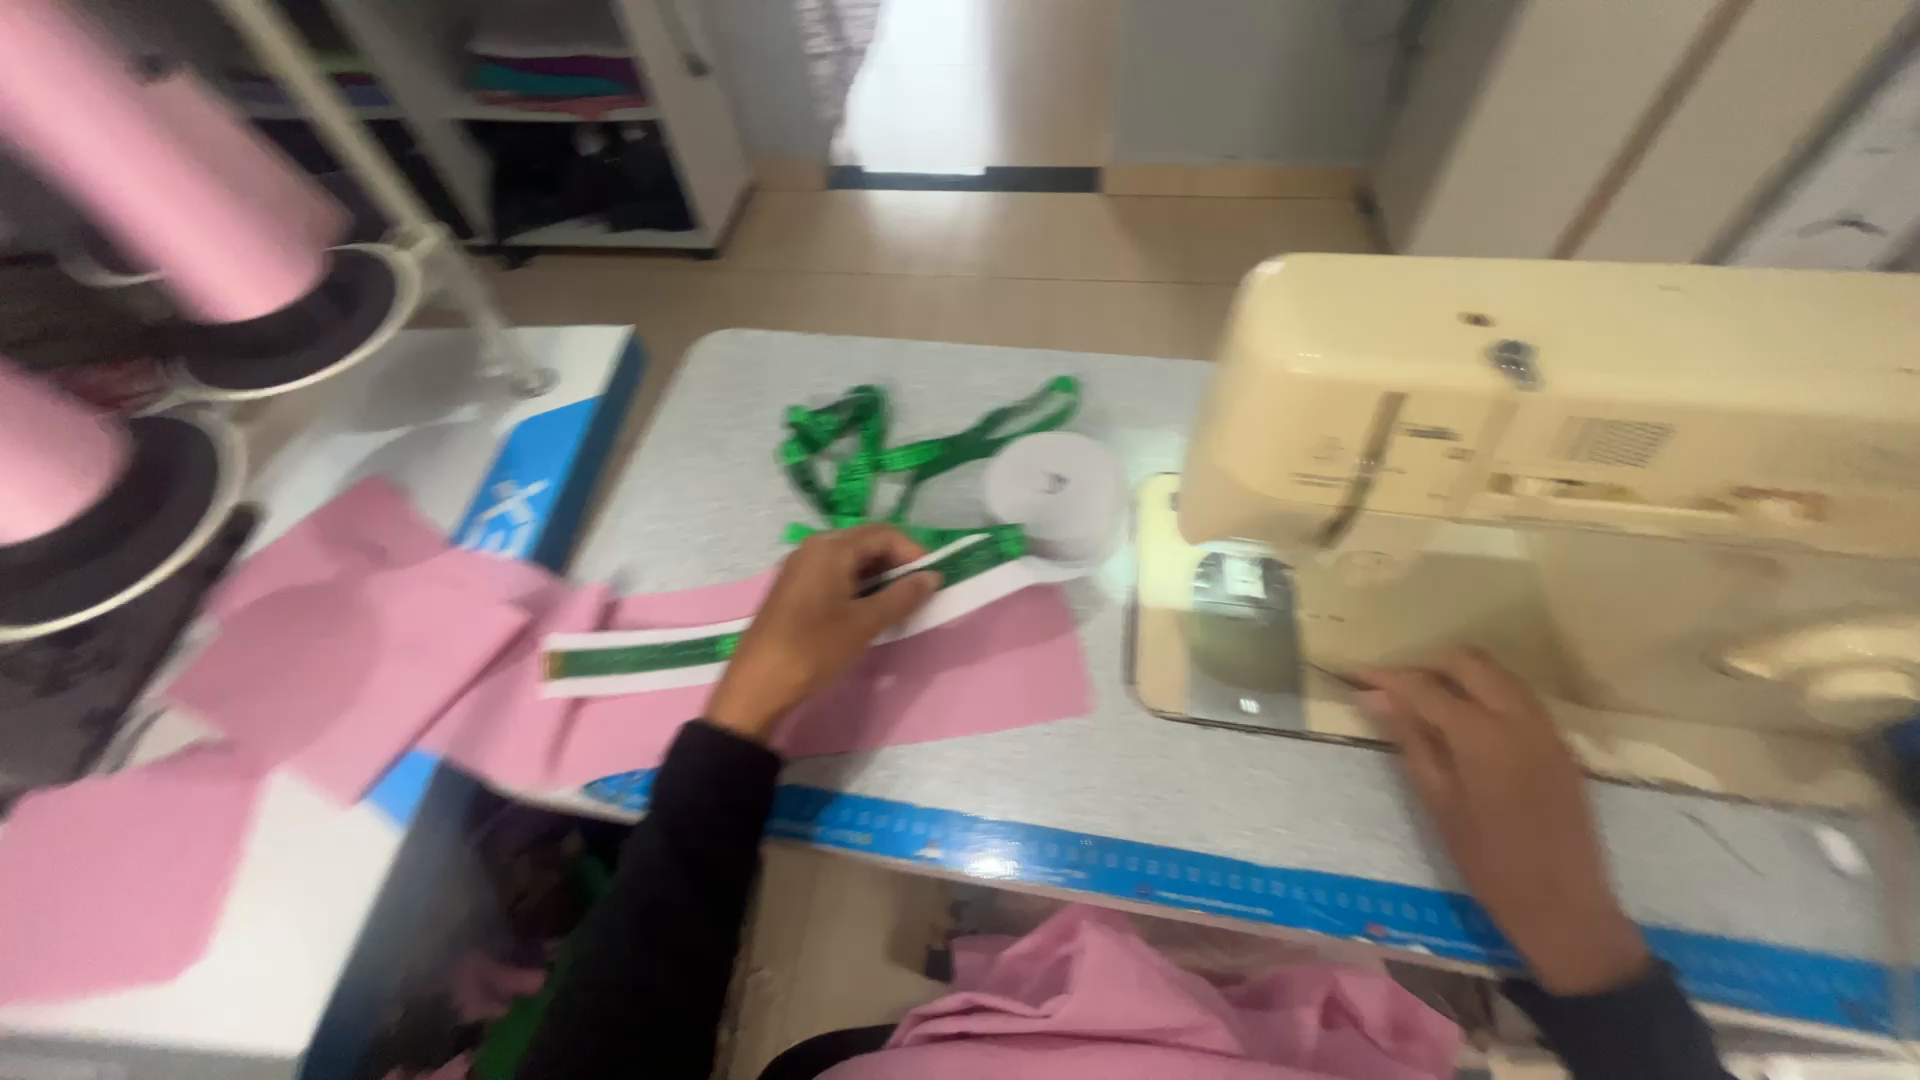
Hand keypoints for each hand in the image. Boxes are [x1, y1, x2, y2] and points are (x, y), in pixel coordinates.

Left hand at [705, 526, 938, 743]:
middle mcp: (814, 547)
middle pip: (867, 543)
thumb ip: (902, 596)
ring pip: (851, 560)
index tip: (933, 580)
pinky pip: (835, 575)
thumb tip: (932, 577)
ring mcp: (800, 567)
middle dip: (897, 564)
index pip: (884, 534)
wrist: (757, 685)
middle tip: (919, 594)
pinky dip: (858, 586)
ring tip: (899, 605)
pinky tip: (868, 612)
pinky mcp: (794, 589)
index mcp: (831, 547)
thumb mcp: (865, 623)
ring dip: (879, 577)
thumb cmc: (814, 648)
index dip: (914, 552)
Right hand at [1358, 647, 1650, 995]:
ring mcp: (1546, 729)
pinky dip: (1485, 691)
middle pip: (1468, 661)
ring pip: (1498, 673)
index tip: (1355, 675)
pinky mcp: (1560, 744)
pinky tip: (1462, 718)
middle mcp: (1519, 719)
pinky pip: (1518, 696)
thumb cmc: (1487, 860)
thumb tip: (1374, 696)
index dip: (1385, 677)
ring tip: (1422, 696)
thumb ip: (1409, 739)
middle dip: (1424, 663)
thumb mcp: (1436, 800)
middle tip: (1390, 685)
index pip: (1424, 687)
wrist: (1564, 906)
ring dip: (1458, 673)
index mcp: (1482, 736)